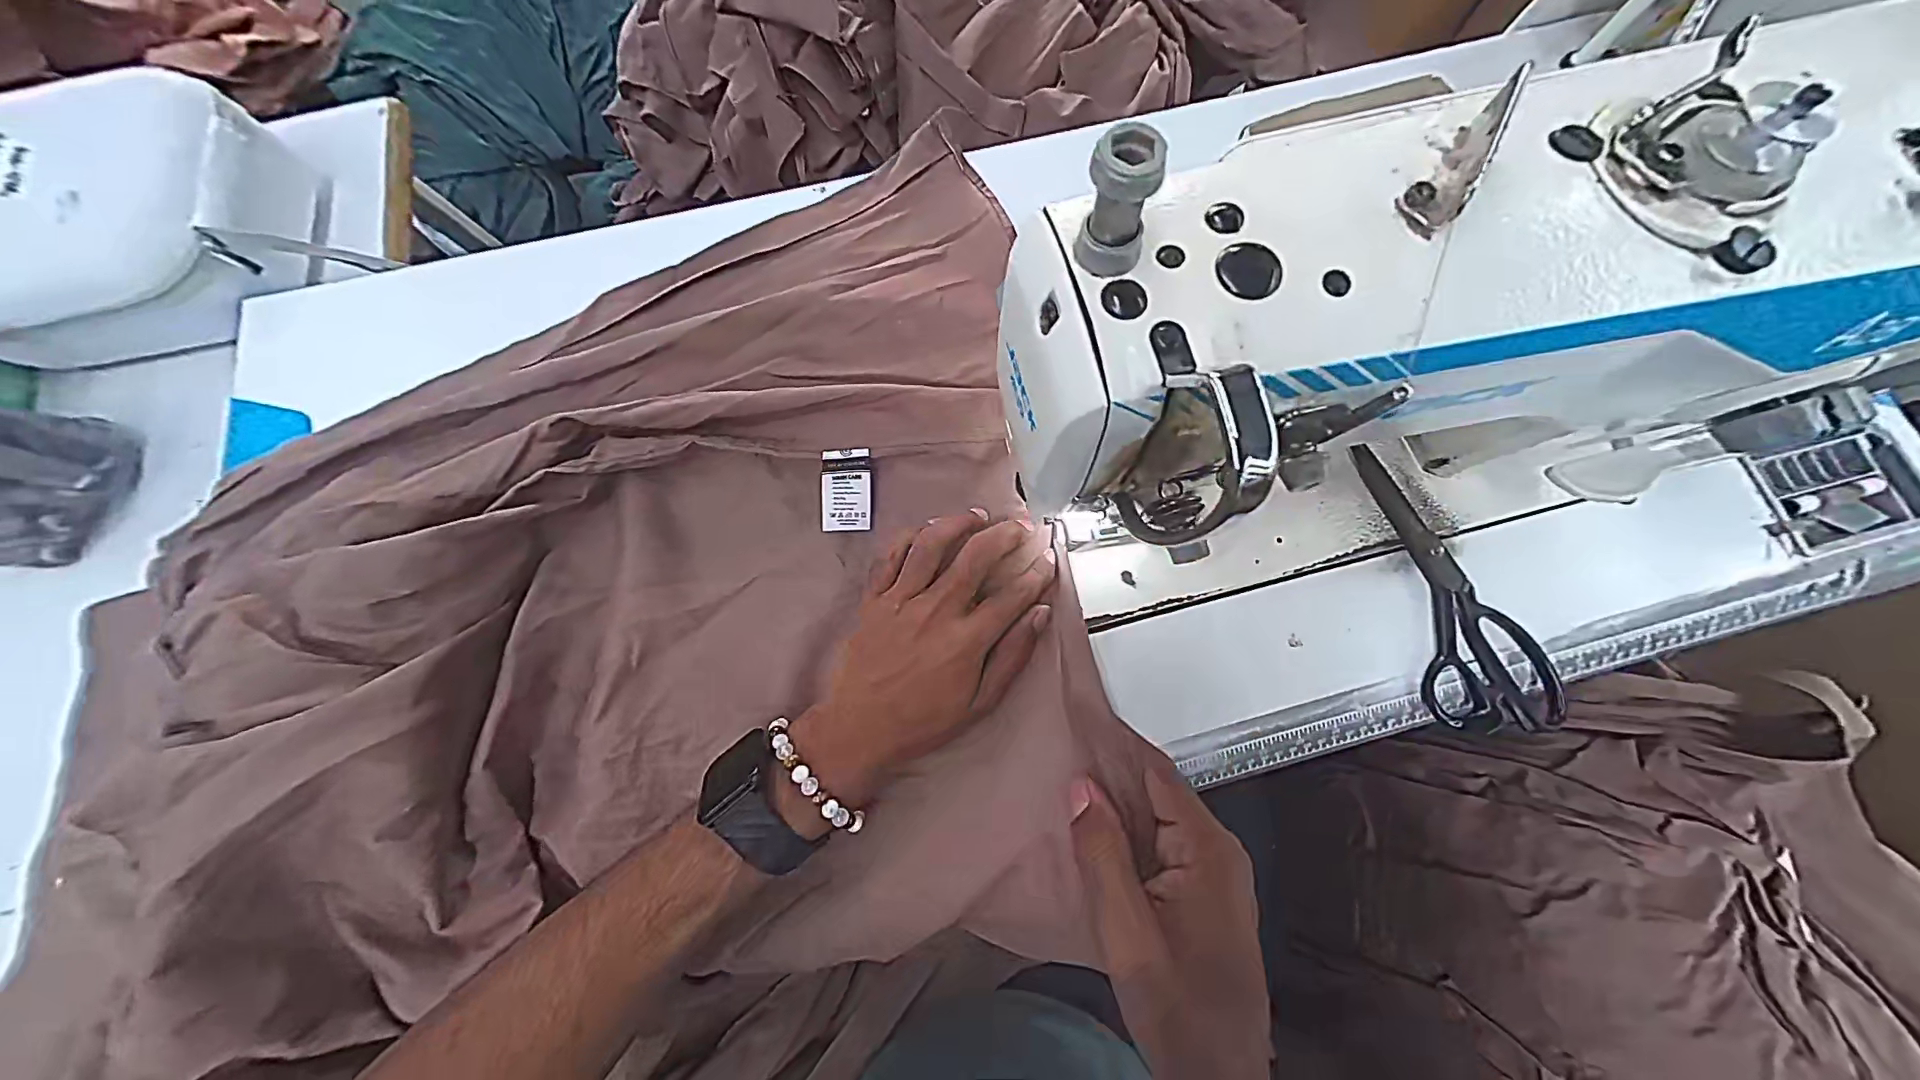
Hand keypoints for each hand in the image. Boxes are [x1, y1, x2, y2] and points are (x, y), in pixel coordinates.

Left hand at [774, 510, 1056, 833]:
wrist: (859, 728)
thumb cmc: (919, 721)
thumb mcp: (979, 703)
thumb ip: (1012, 656)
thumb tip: (1038, 617)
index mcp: (965, 641)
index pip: (1012, 595)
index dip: (1036, 574)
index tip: (1046, 561)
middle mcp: (934, 613)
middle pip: (975, 557)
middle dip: (1004, 535)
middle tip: (1018, 528)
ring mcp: (900, 602)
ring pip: (932, 545)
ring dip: (958, 523)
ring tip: (977, 516)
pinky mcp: (874, 600)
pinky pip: (891, 556)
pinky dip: (910, 536)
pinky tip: (926, 530)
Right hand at [1071, 761, 1270, 1079]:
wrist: (1219, 1077)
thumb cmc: (1180, 1009)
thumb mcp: (1128, 932)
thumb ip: (1103, 854)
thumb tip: (1082, 788)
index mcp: (1209, 849)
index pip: (1158, 773)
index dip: (1117, 744)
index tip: (1080, 721)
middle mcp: (1219, 851)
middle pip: (1159, 792)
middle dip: (1111, 774)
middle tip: (1062, 756)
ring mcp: (1214, 872)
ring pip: (1156, 819)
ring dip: (1116, 805)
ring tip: (1068, 789)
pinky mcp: (1202, 892)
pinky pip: (1159, 844)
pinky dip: (1127, 835)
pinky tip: (1094, 836)